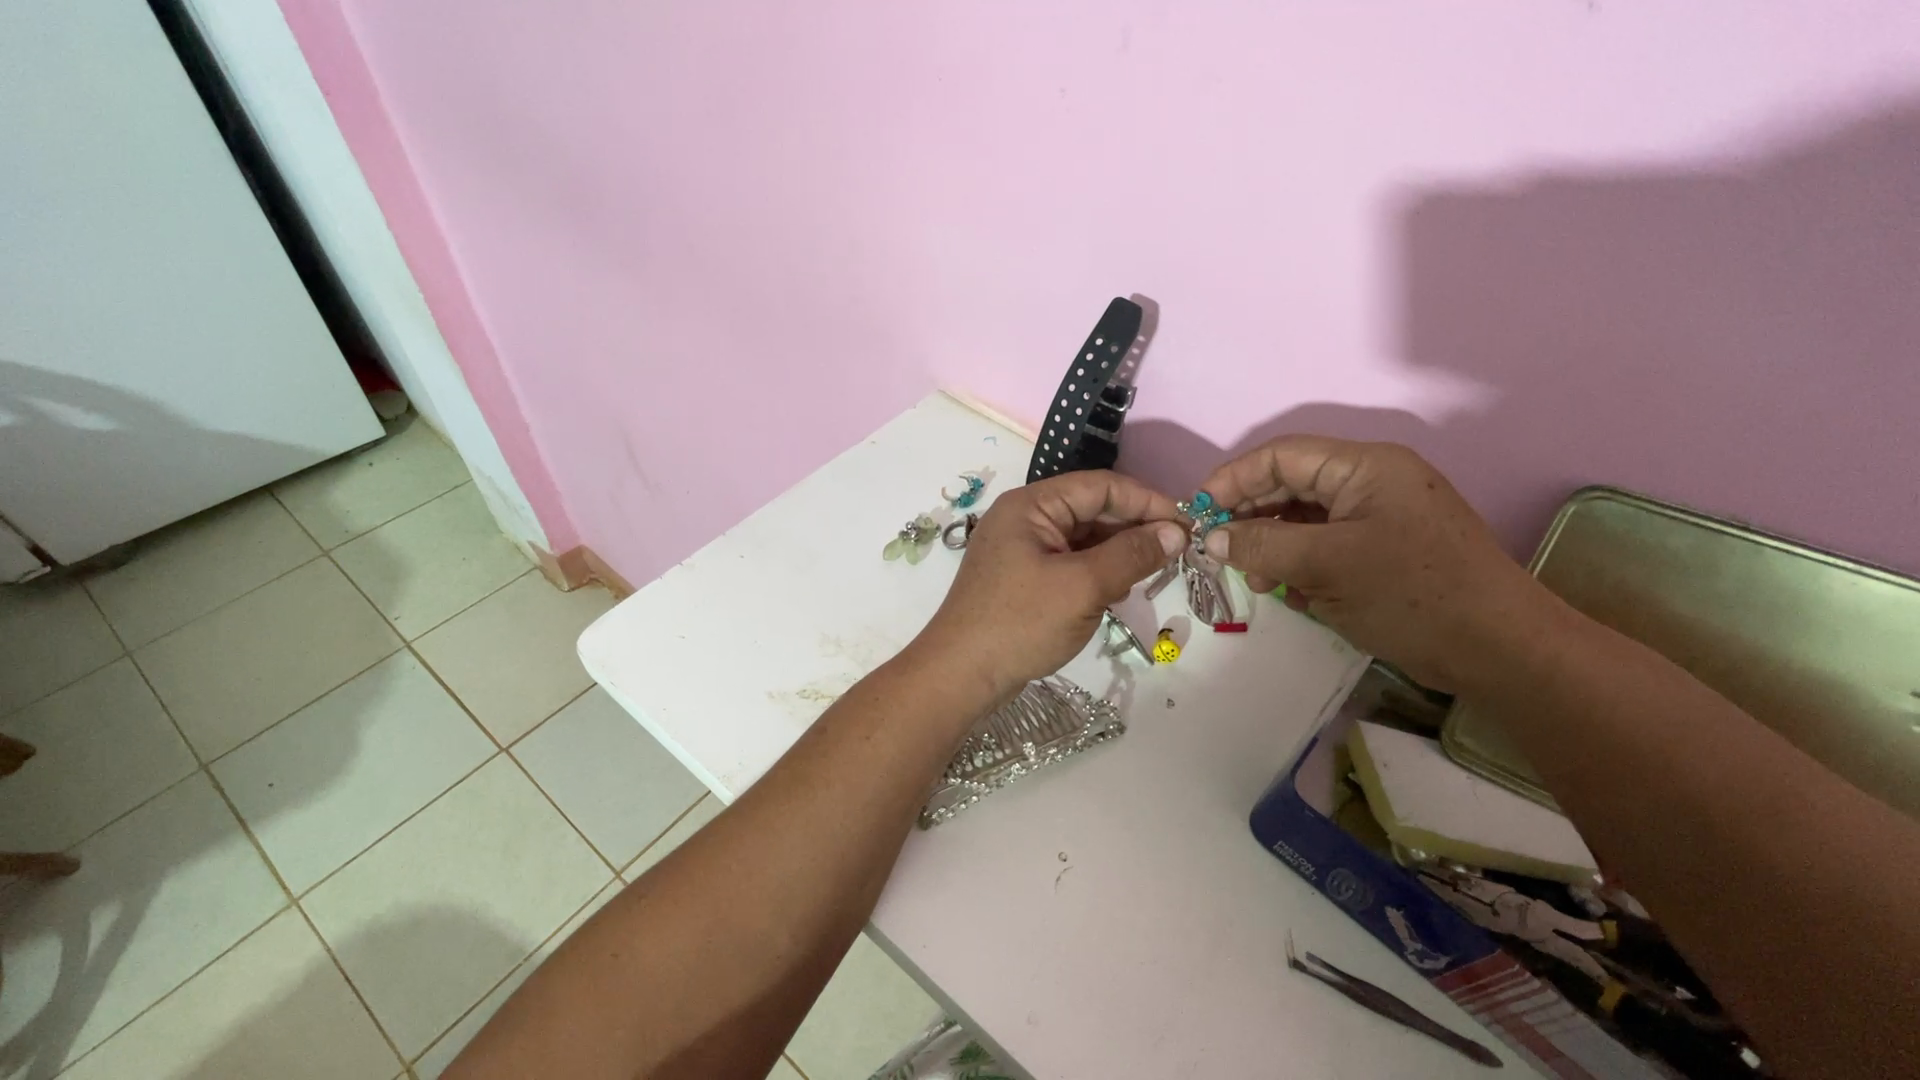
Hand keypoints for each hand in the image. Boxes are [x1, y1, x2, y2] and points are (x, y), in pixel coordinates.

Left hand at [911, 471, 1184, 702]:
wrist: (961, 675)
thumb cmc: (1020, 623)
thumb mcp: (1083, 586)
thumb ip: (1132, 554)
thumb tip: (1176, 532)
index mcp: (1031, 505)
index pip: (1101, 486)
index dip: (1147, 501)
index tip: (1186, 526)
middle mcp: (1024, 519)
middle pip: (1092, 509)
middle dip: (1134, 529)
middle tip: (1175, 554)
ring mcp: (1022, 550)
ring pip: (1084, 538)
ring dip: (1118, 553)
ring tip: (1149, 576)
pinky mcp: (1024, 579)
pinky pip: (1071, 562)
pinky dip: (1097, 573)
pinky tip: (1117, 592)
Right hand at [1199, 436, 1549, 692]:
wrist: (1499, 648)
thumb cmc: (1411, 594)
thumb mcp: (1325, 567)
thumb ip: (1262, 546)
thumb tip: (1213, 539)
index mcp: (1364, 466)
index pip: (1282, 456)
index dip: (1233, 480)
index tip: (1198, 515)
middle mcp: (1372, 482)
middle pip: (1291, 485)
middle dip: (1252, 518)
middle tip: (1220, 553)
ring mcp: (1382, 516)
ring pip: (1306, 519)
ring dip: (1275, 547)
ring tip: (1259, 582)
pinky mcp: (1386, 550)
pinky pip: (1328, 544)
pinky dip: (1303, 565)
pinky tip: (1295, 595)